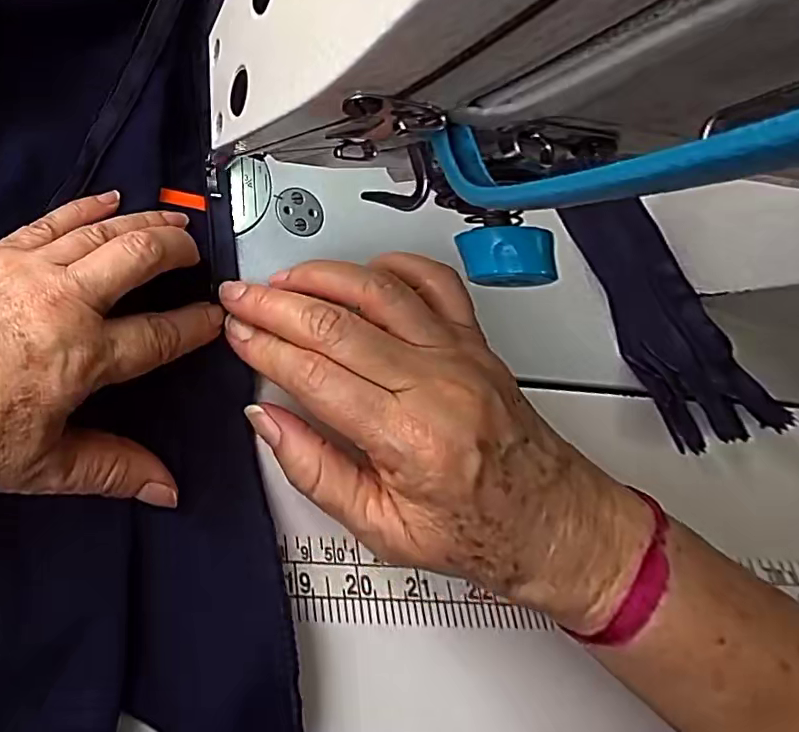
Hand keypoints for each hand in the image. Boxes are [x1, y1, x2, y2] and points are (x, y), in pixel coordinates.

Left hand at [0, 192, 224, 521]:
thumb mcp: (38, 464)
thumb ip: (109, 468)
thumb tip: (164, 486)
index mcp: (81, 356)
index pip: (159, 335)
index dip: (195, 325)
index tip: (213, 318)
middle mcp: (61, 301)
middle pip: (139, 258)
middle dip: (177, 250)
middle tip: (196, 253)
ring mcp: (25, 270)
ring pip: (100, 231)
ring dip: (142, 222)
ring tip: (170, 220)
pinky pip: (51, 221)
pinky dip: (84, 208)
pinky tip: (106, 200)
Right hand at [218, 254, 655, 632]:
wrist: (565, 531)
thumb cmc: (480, 533)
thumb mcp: (382, 529)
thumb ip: (312, 470)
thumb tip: (264, 418)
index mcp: (412, 439)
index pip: (312, 372)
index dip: (261, 345)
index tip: (233, 332)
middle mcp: (439, 387)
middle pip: (333, 322)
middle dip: (270, 303)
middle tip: (236, 296)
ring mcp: (460, 356)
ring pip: (375, 290)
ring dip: (317, 275)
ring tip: (278, 279)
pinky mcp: (474, 342)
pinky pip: (432, 282)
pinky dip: (389, 265)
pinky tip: (356, 272)